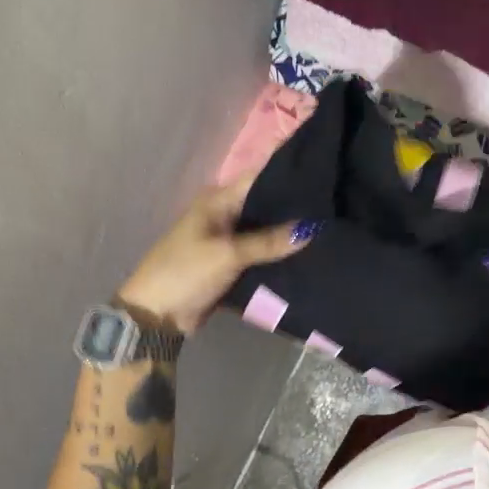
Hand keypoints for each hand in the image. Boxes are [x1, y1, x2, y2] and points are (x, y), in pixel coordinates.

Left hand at [114, 177, 312, 335]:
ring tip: (328, 225)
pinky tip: (308, 252)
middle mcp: (224, 214)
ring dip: (289, 232)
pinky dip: (279, 253)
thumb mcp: (228, 254)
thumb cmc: (185, 272)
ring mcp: (228, 239)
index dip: (287, 173)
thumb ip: (269, 242)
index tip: (322, 172)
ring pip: (266, 230)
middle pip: (265, 204)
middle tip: (332, 203)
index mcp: (217, 201)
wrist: (156, 315)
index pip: (258, 178)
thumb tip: (312, 228)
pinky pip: (263, 253)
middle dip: (294, 206)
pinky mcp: (233, 262)